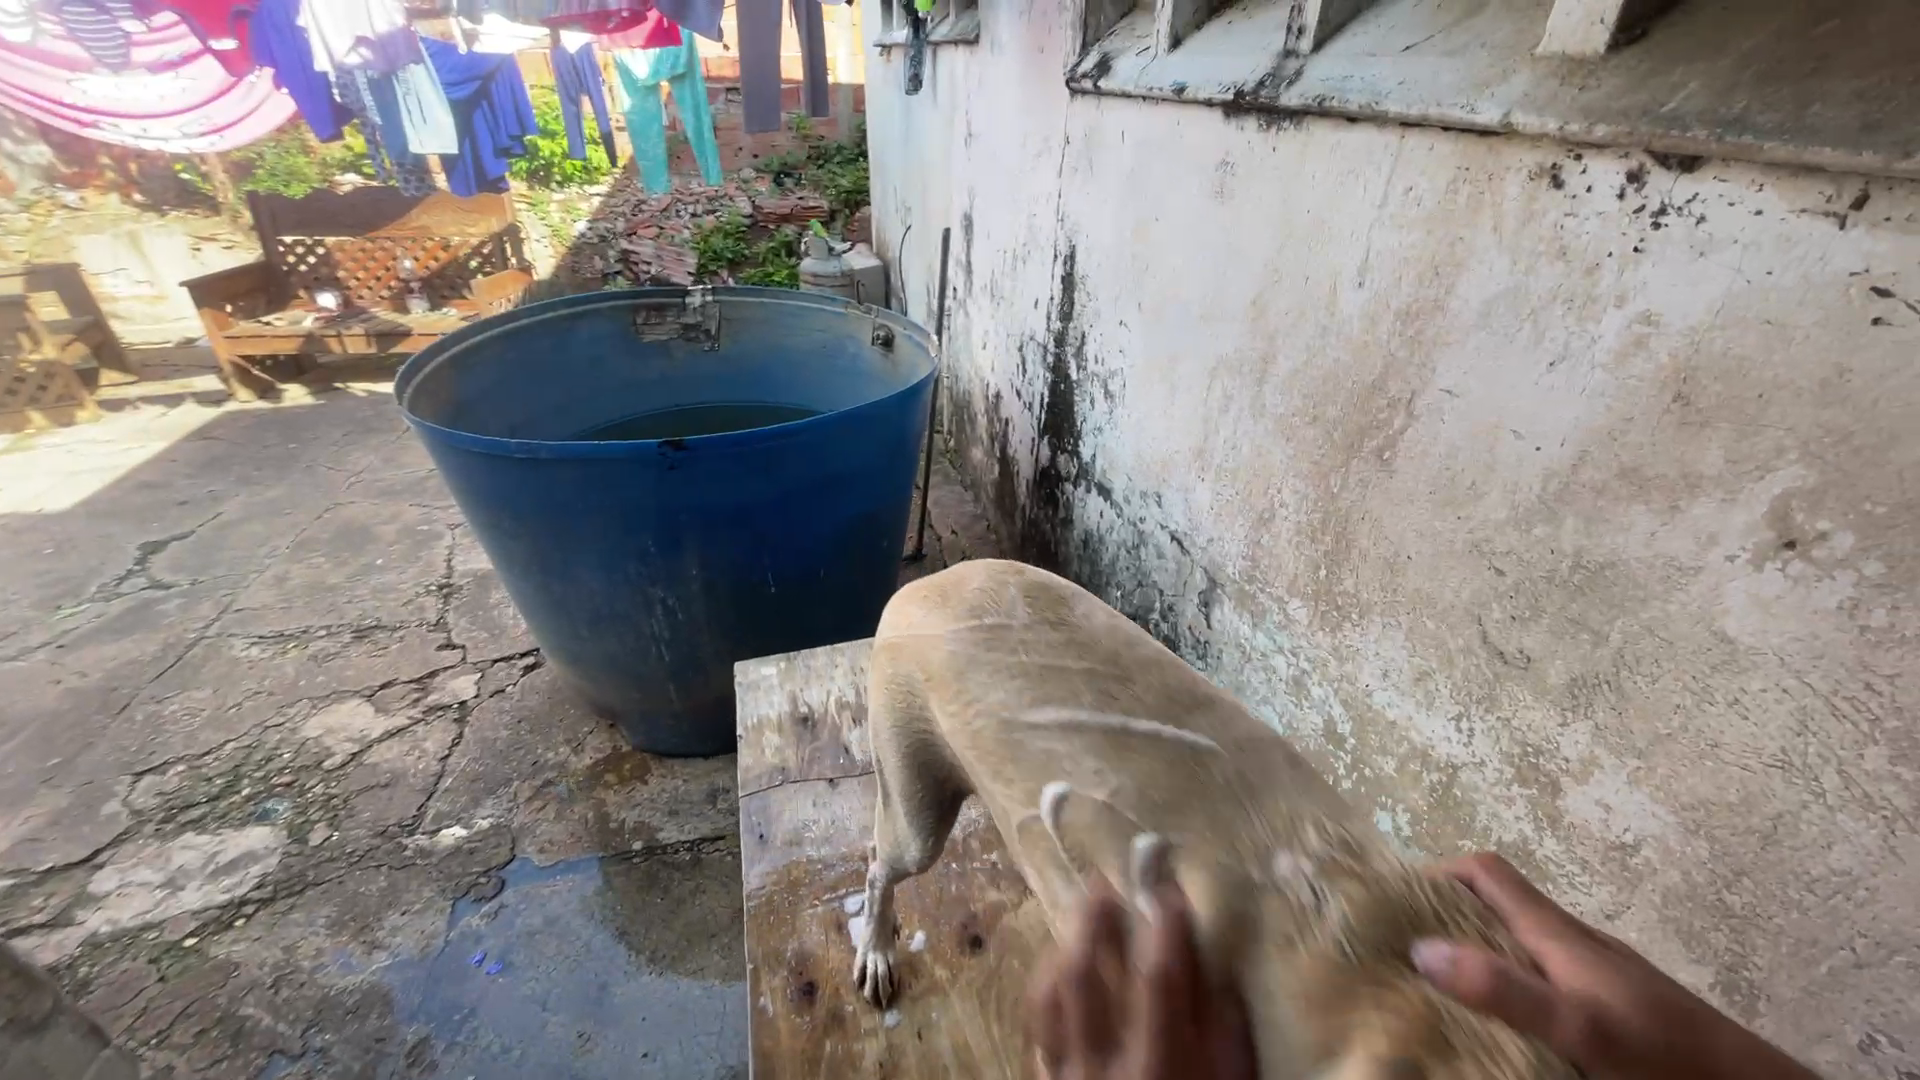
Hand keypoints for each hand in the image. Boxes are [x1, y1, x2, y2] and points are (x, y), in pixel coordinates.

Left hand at [1027, 880, 1256, 1079]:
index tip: (1169, 890)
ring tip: (1081, 908)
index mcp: (1159, 1072)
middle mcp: (1103, 1069)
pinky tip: (1060, 959)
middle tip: (1106, 879)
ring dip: (1066, 941)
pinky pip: (1039, 1020)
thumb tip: (1219, 974)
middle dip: (1096, 920)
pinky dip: (1048, 980)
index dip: (1163, 929)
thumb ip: (1227, 1043)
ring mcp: (1067, 1077)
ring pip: (1053, 992)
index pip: (1158, 981)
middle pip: (1088, 974)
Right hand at [1413, 853, 1820, 1079]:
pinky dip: (1510, 984)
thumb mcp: (1579, 1023)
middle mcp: (1569, 941)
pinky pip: (1543, 976)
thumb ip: (1503, 987)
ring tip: (1443, 988)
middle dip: (1446, 915)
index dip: (1438, 872)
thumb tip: (1420, 949)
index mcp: (1554, 930)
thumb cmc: (1663, 1050)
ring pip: (1518, 942)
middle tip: (1407, 951)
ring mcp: (1593, 973)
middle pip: (1495, 904)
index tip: (1400, 903)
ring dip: (1476, 951)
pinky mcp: (1612, 1005)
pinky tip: (1507, 1023)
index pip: (1485, 870)